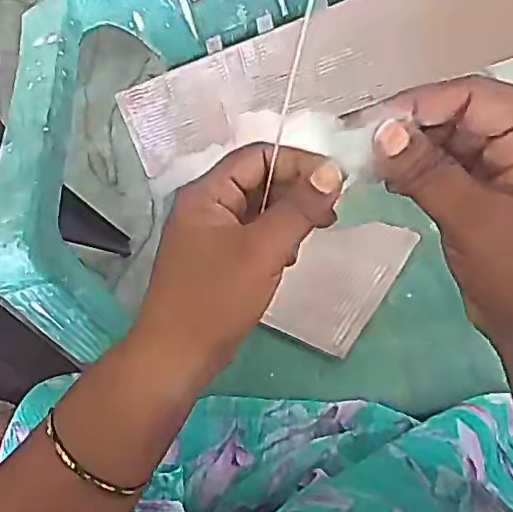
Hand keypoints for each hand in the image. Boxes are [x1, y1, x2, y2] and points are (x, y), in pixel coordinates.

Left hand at [132, 143, 343, 376]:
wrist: (177, 354)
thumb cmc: (216, 298)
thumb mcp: (264, 249)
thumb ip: (299, 208)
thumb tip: (332, 173)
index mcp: (205, 194)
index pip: (256, 157)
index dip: (298, 162)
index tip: (335, 182)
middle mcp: (203, 207)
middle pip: (257, 180)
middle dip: (295, 191)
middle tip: (329, 213)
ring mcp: (207, 234)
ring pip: (257, 209)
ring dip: (287, 217)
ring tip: (311, 235)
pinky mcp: (215, 259)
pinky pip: (251, 235)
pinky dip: (274, 239)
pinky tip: (288, 258)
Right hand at [370, 76, 512, 344]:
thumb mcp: (476, 219)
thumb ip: (428, 172)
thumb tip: (382, 132)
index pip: (476, 97)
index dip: (420, 103)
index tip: (369, 121)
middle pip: (461, 118)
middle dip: (410, 127)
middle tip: (357, 141)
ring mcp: (508, 174)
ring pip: (450, 146)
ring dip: (409, 151)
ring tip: (364, 160)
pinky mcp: (488, 200)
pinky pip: (448, 173)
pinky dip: (417, 173)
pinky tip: (386, 178)